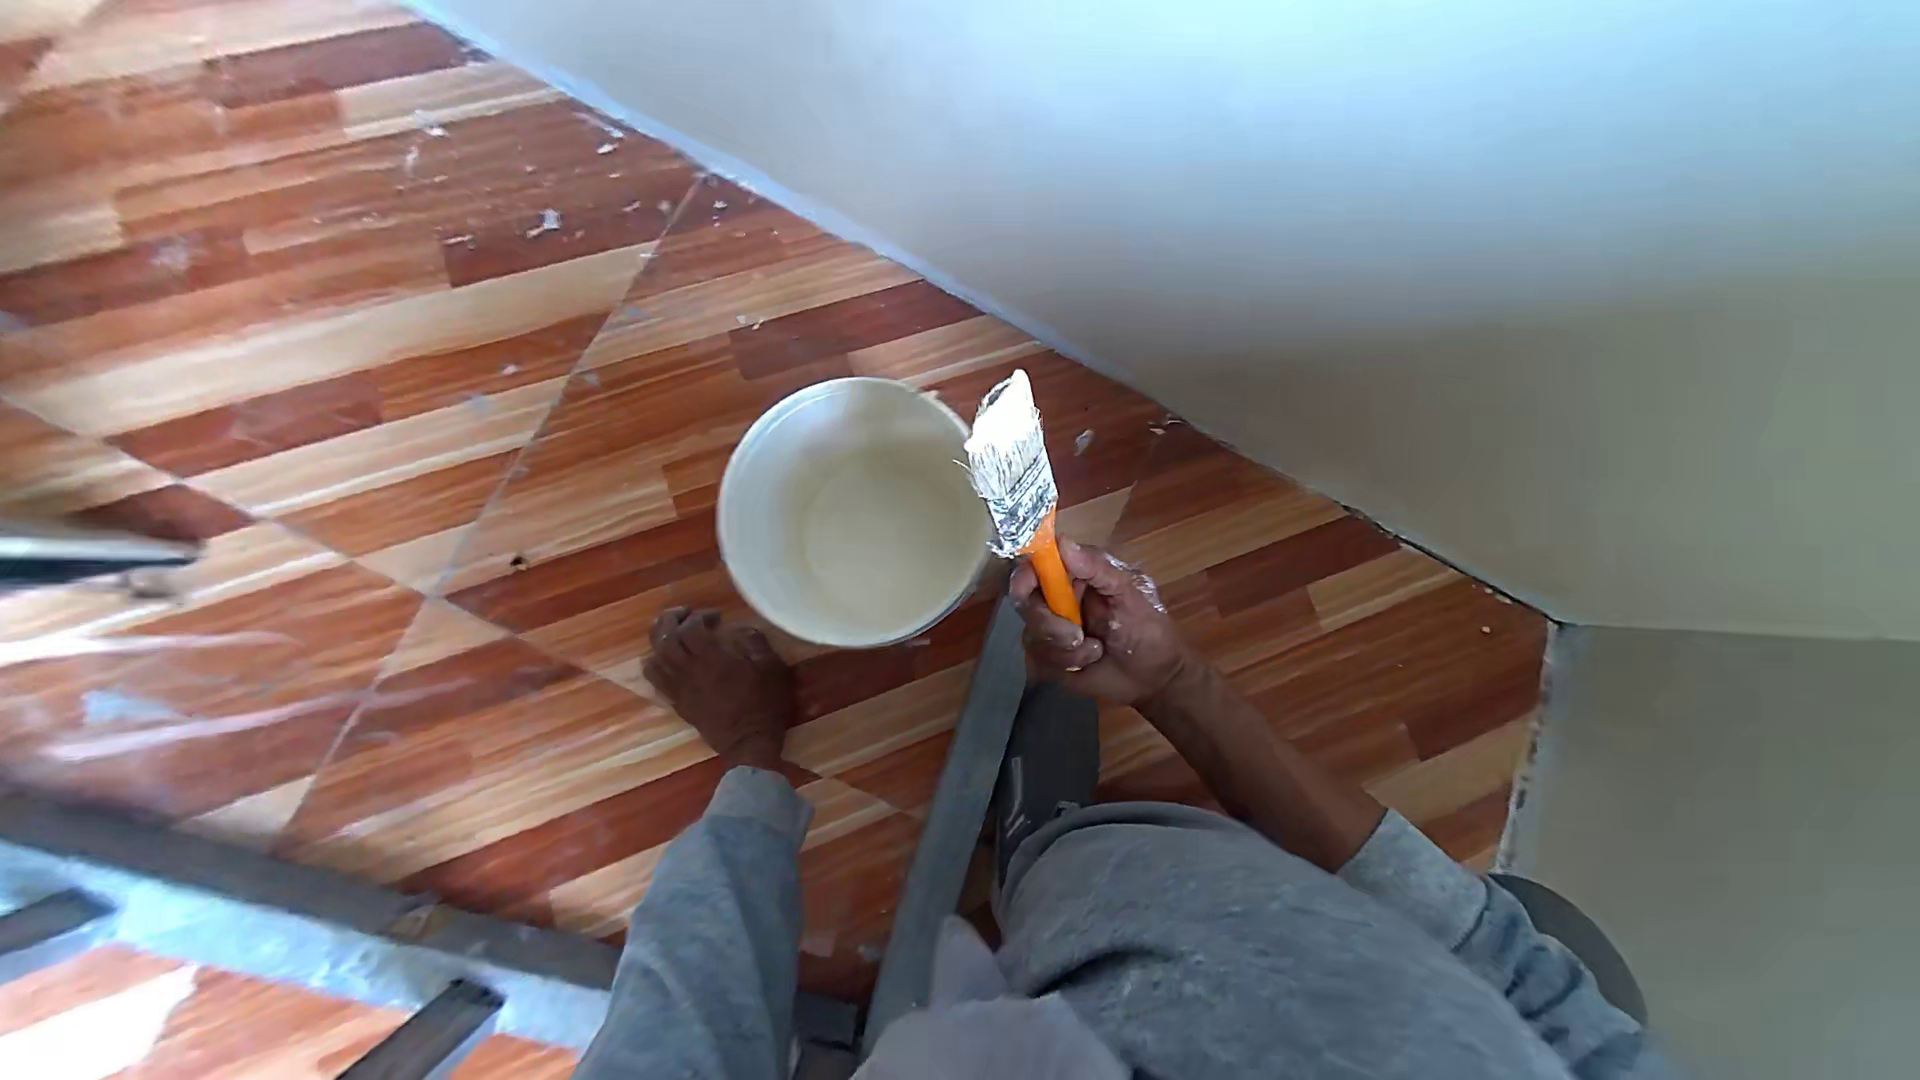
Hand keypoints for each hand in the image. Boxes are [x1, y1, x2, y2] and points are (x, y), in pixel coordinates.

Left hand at [643, 608, 794, 771]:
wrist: (749, 741)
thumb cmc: (764, 703)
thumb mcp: (772, 667)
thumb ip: (756, 642)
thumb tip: (741, 628)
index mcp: (712, 659)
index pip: (691, 628)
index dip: (699, 616)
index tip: (716, 617)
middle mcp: (689, 670)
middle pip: (665, 638)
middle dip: (671, 621)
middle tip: (685, 614)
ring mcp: (679, 688)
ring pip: (654, 657)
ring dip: (660, 639)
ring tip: (672, 632)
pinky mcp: (677, 702)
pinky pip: (655, 679)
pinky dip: (655, 662)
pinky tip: (667, 659)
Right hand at [1010, 540, 1194, 706]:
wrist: (1153, 678)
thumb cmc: (1147, 629)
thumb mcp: (1129, 595)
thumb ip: (1096, 569)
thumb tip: (1062, 541)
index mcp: (1073, 574)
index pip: (1035, 564)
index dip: (1026, 574)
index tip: (1029, 586)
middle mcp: (1054, 597)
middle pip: (1025, 601)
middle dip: (1048, 622)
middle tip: (1077, 636)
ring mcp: (1048, 627)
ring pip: (1032, 633)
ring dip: (1066, 648)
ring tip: (1097, 651)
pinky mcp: (1047, 656)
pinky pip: (1039, 658)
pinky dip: (1067, 662)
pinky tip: (1089, 662)